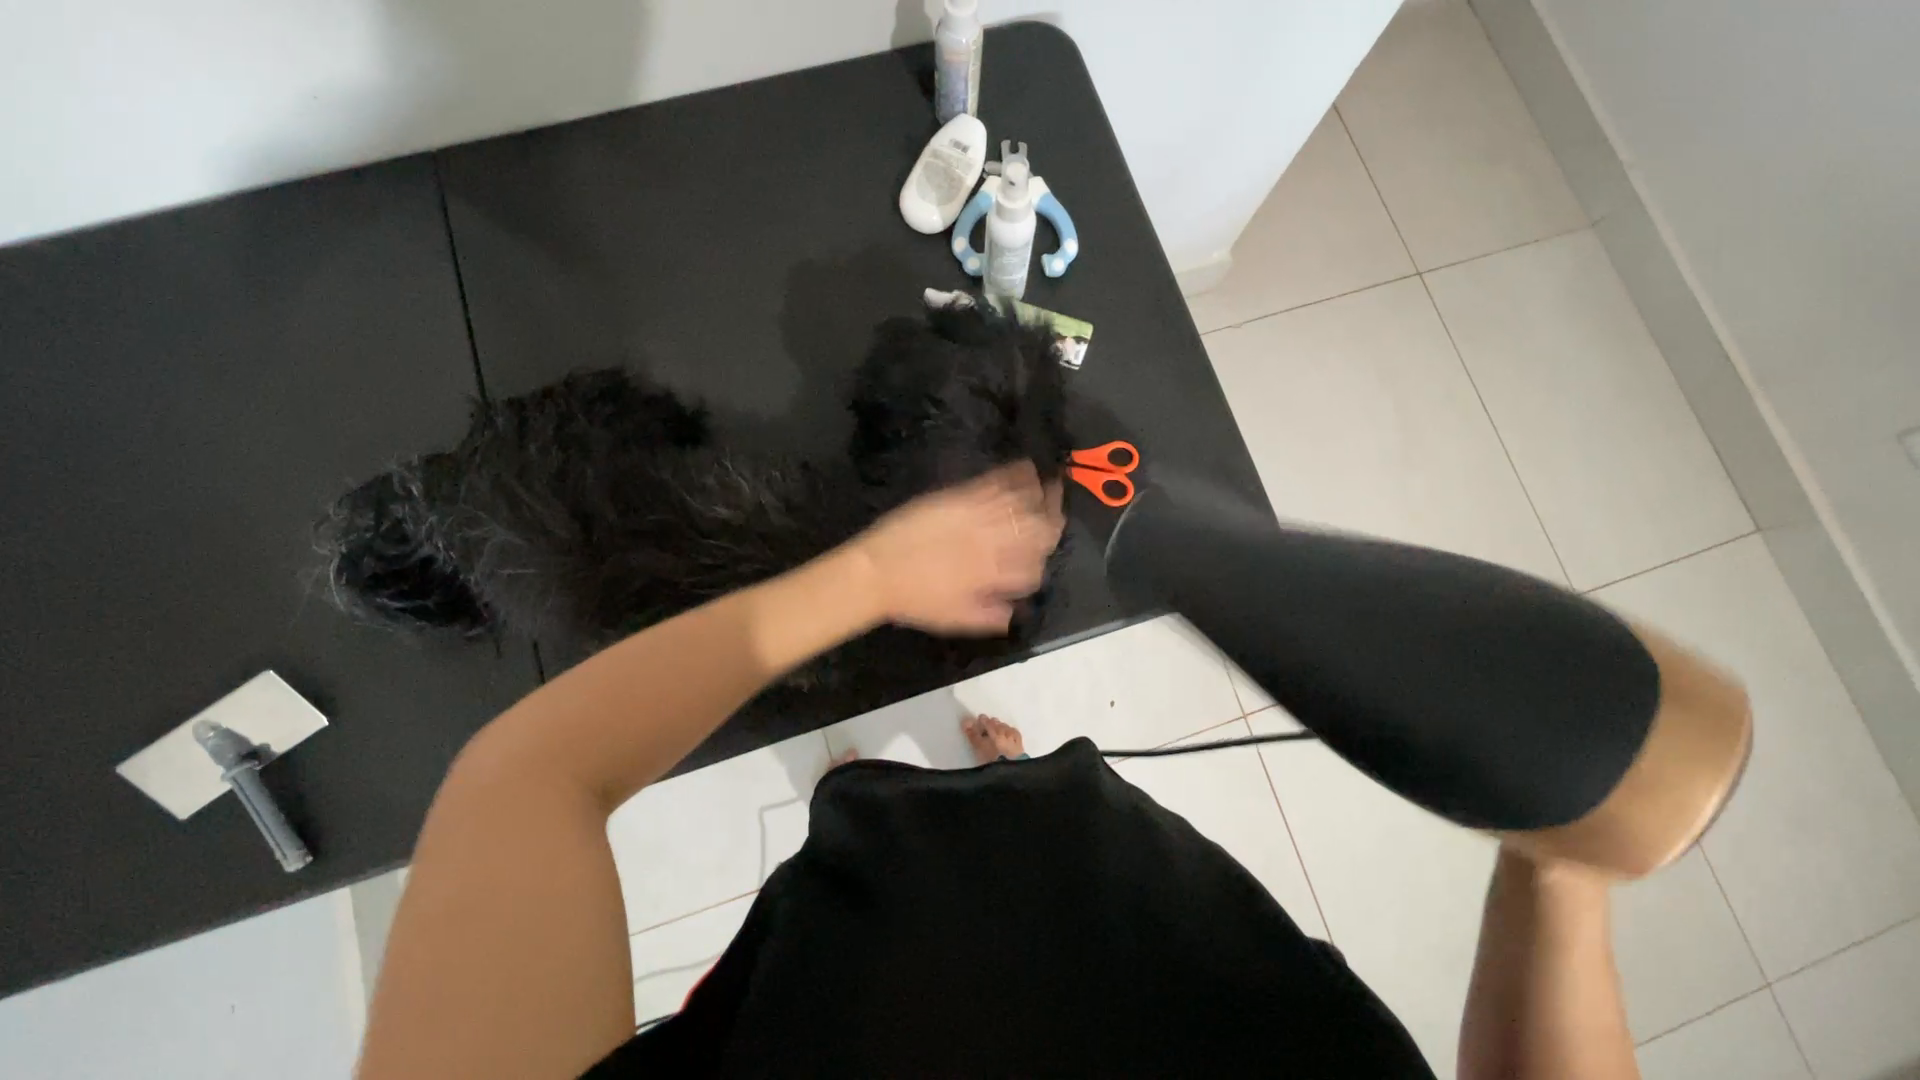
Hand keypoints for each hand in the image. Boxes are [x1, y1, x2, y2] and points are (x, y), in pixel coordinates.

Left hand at [850, 461, 1065, 634]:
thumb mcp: (957, 619)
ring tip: (1052, 485)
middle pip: (1038, 530)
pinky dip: (1016, 473)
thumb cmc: (915, 601)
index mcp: (995, 576)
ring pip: (1023, 503)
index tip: (1041, 556)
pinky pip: (997, 482)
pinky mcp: (962, 497)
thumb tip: (1014, 613)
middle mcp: (994, 544)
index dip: (1042, 561)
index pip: (1035, 567)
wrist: (877, 572)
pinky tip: (1026, 467)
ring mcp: (979, 517)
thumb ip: (991, 617)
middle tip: (1059, 510)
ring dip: (1042, 494)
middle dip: (1053, 520)